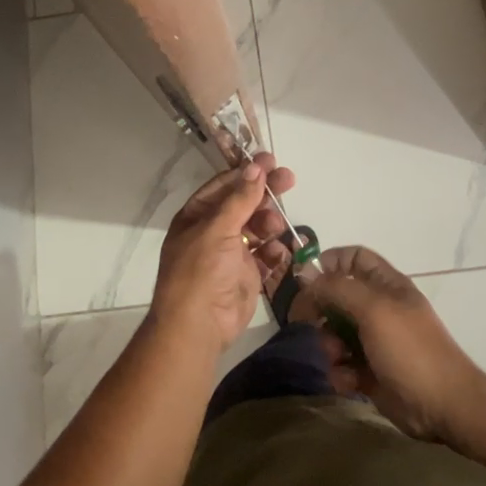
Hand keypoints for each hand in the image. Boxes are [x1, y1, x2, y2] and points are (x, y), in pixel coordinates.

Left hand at [151, 154, 296, 353]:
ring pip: (256, 229)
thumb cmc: (201, 269)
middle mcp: (213, 232)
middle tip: (289, 180)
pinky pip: (265, 257)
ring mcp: (230, 254)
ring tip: (277, 225)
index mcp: (197, 216)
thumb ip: (240, 198)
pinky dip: (273, 252)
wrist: (198, 324)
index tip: (271, 161)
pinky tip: (279, 251)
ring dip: (269, 223)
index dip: (247, 173)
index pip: (224, 186)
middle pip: (244, 204)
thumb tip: (255, 168)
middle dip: (265, 193)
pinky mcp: (246, 276)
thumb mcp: (218, 228)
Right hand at [308, 245, 485, 441]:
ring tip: (337, 357)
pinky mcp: (369, 371)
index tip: (304, 279)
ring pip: (333, 332)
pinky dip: (340, 372)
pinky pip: (341, 364)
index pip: (352, 258)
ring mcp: (373, 341)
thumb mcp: (374, 310)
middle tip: (304, 322)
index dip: (328, 262)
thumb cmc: (410, 350)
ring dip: (327, 345)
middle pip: (336, 296)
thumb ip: (338, 287)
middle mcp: (378, 309)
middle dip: (320, 309)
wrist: (442, 407)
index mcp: (386, 285)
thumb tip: (305, 274)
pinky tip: (349, 381)